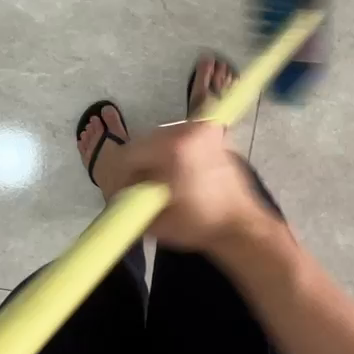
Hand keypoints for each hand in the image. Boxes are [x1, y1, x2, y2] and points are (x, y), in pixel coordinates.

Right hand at [119, 121, 281, 255]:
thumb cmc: (199, 225)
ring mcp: (202, 128)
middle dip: (137, 166)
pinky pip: (177, 137)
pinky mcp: (211, 131)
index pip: (128, 154)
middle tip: (139, 189)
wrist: (242, 223)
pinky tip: (177, 172)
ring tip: (160, 182)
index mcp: (172, 150)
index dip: (119, 176)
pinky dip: (171, 152)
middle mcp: (187, 131)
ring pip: (159, 138)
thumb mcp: (155, 222)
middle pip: (142, 143)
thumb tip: (112, 194)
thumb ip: (127, 204)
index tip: (120, 194)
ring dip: (153, 158)